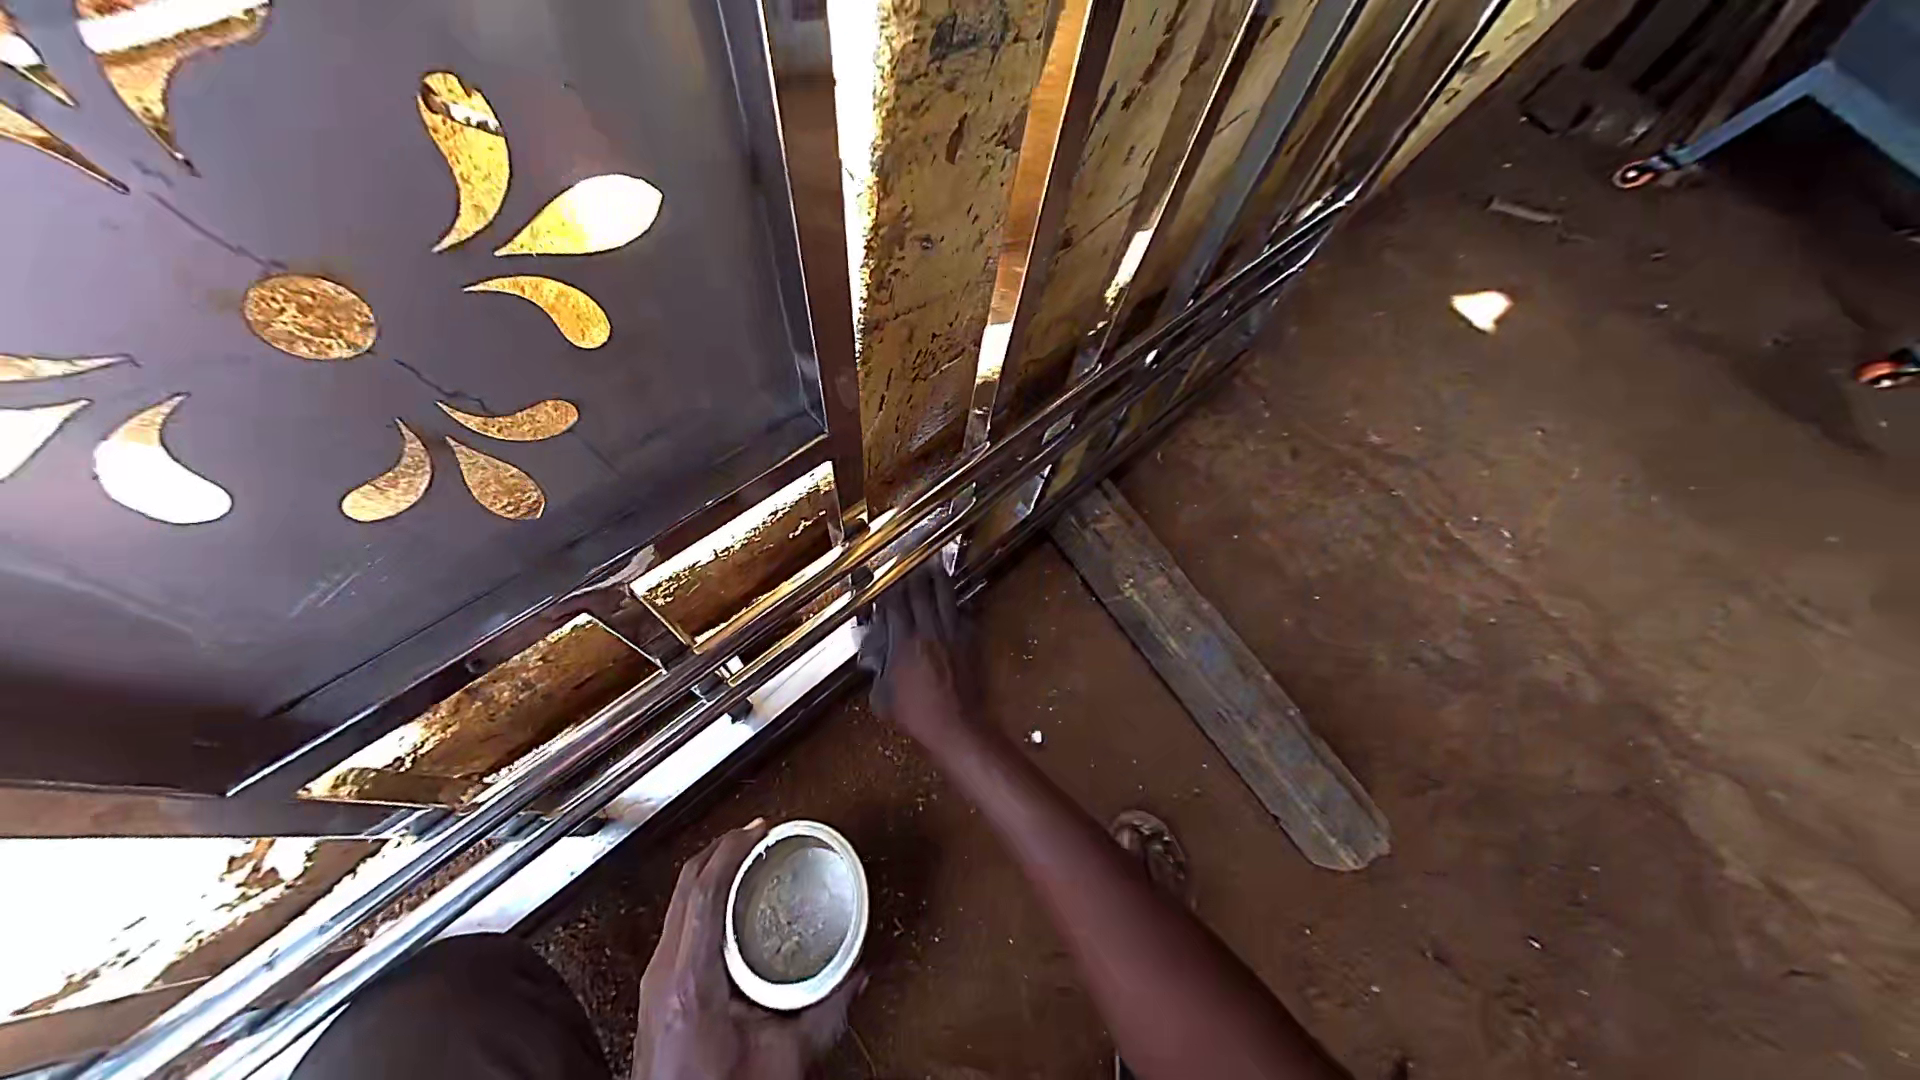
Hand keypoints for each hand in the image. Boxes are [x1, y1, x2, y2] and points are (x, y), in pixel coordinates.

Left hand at [633, 821, 864, 1079]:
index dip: (730, 850)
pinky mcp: (657, 985)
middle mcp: (663, 973)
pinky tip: (729, 895)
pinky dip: (703, 892)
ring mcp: (655, 978)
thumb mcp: (784, 1060)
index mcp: (688, 983)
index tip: (758, 829)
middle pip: (684, 884)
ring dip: (711, 867)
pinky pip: (678, 918)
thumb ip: (828, 1012)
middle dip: (721, 847)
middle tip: (757, 832)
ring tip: (747, 854)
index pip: (702, 892)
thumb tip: (859, 973)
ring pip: (677, 899)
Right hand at [858, 565, 979, 749]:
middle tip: (909, 563)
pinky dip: (957, 605)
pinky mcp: (971, 640)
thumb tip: (875, 660)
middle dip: (912, 573)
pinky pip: (964, 614)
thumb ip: (878, 672)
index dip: (888, 587)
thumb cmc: (917, 716)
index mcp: (904, 642)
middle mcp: (929, 630)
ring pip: (946, 595)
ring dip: (938, 579)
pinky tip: (954, 602)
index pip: (894, 602)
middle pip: (920, 590)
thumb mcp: (882, 698)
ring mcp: (953, 633)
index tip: (883, 578)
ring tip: (934, 566)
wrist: (957, 726)